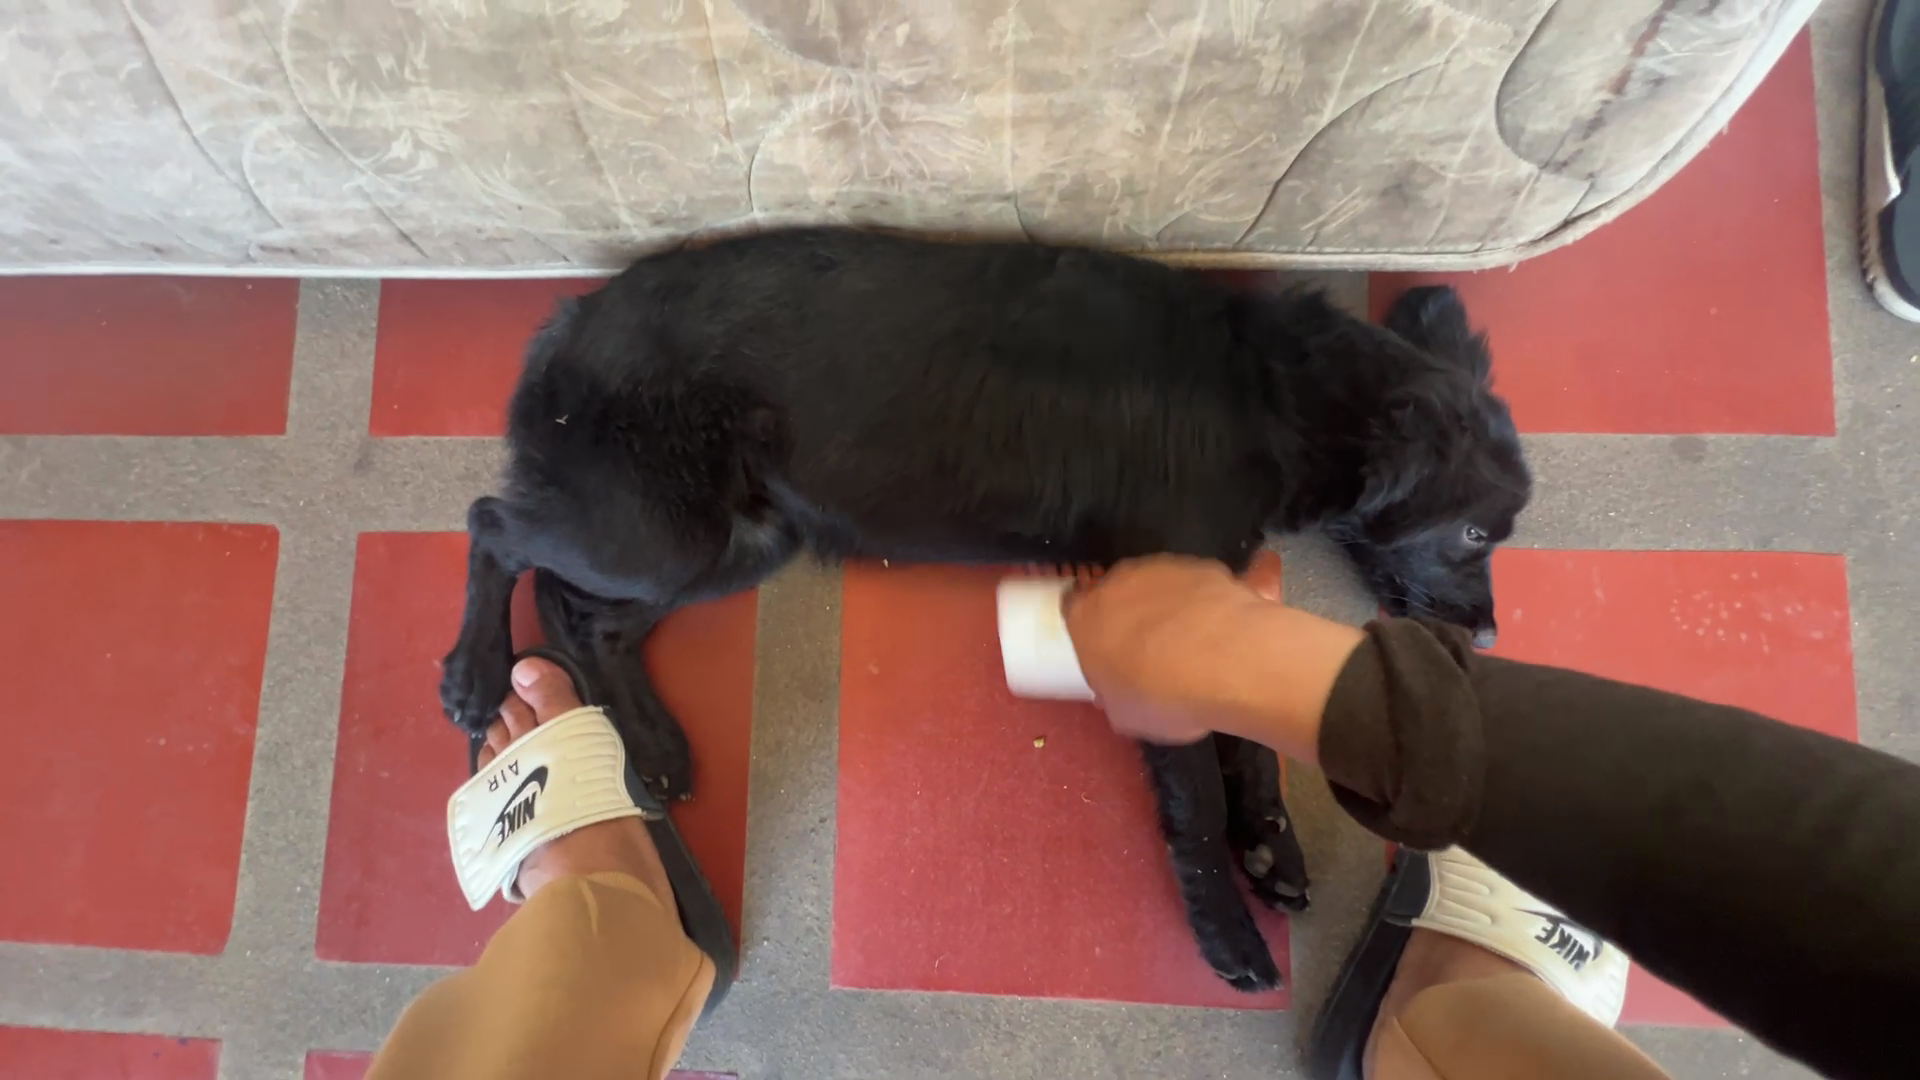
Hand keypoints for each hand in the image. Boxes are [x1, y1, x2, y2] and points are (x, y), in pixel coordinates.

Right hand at [1063, 556, 1364, 762]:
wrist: (1228, 662)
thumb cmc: (1162, 695)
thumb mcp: (1125, 714)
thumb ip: (1113, 696)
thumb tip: (1116, 696)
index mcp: (1084, 616)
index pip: (1072, 608)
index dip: (1089, 626)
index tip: (1103, 646)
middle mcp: (1117, 582)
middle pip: (1116, 592)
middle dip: (1129, 614)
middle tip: (1149, 649)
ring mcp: (1162, 569)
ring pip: (1158, 584)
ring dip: (1168, 607)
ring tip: (1193, 643)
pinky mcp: (1203, 565)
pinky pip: (1196, 584)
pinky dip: (1204, 602)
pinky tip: (1220, 630)